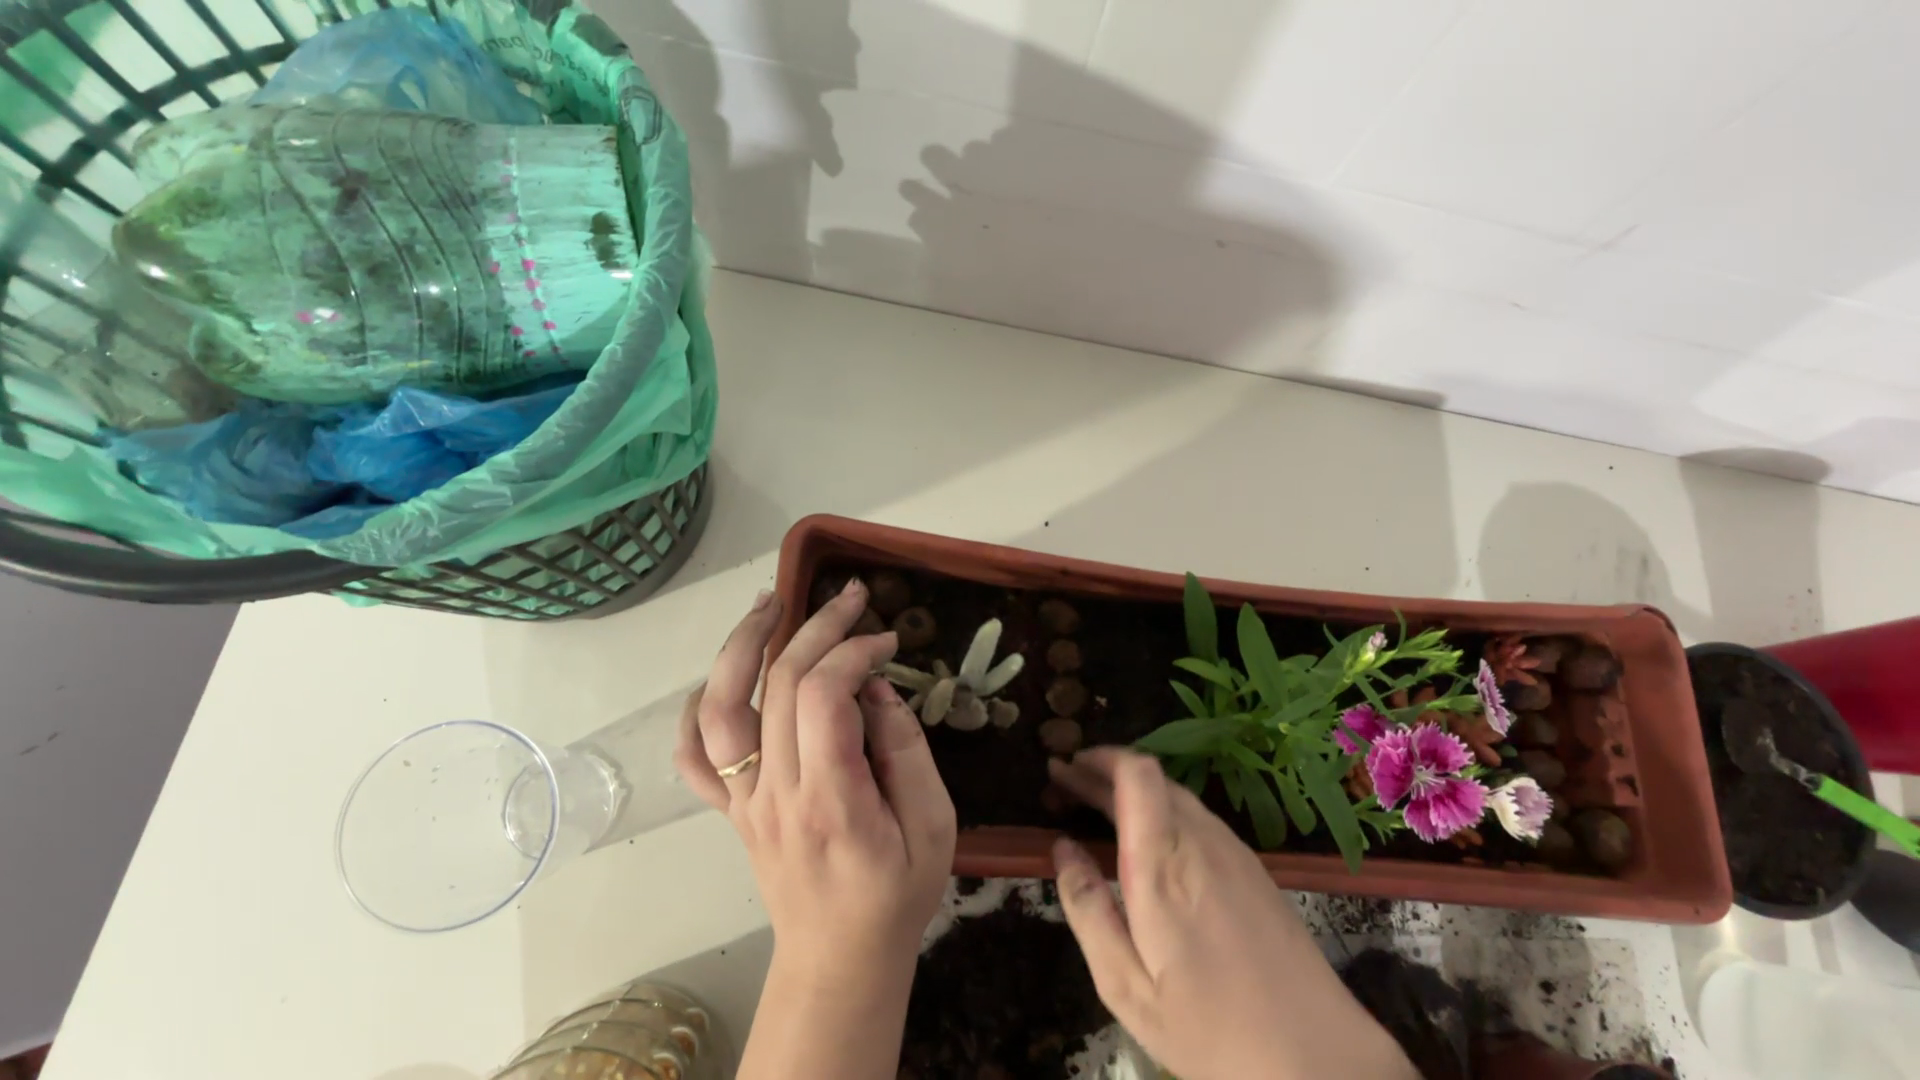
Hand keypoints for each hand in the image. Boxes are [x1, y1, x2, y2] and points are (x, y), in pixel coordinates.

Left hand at [675, 578, 956, 976]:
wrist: (838, 959)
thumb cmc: (896, 895)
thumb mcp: (934, 826)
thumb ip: (907, 751)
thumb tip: (876, 688)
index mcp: (831, 798)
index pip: (824, 696)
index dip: (854, 651)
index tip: (887, 640)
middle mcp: (773, 791)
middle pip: (779, 684)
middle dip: (815, 627)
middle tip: (850, 597)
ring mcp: (742, 799)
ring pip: (720, 707)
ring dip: (740, 645)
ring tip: (770, 601)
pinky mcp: (729, 808)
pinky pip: (694, 754)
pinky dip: (697, 706)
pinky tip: (722, 675)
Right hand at [1049, 749, 1417, 1079]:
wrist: (1317, 1057)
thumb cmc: (1208, 1028)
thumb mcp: (1125, 985)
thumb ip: (1087, 908)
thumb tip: (1062, 848)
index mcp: (1163, 864)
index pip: (1137, 774)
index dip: (1099, 759)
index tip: (1065, 768)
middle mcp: (1201, 842)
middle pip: (1151, 779)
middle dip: (1103, 774)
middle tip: (1063, 788)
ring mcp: (1234, 853)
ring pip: (1177, 797)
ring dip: (1132, 792)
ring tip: (1096, 808)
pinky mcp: (1254, 870)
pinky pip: (1199, 820)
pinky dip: (1162, 812)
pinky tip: (1148, 840)